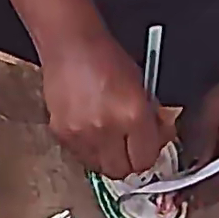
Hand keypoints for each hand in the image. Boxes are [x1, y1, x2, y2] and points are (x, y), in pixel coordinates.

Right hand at [43, 31, 171, 178]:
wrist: (70, 46)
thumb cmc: (107, 59)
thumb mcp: (141, 86)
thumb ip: (150, 117)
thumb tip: (157, 138)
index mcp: (133, 114)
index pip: (145, 159)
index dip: (149, 155)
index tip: (148, 148)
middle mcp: (107, 129)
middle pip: (121, 171)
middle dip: (128, 163)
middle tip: (129, 149)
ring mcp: (80, 135)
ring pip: (99, 167)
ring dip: (107, 158)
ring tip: (108, 137)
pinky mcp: (61, 134)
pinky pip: (80, 155)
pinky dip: (88, 149)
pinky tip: (90, 129)